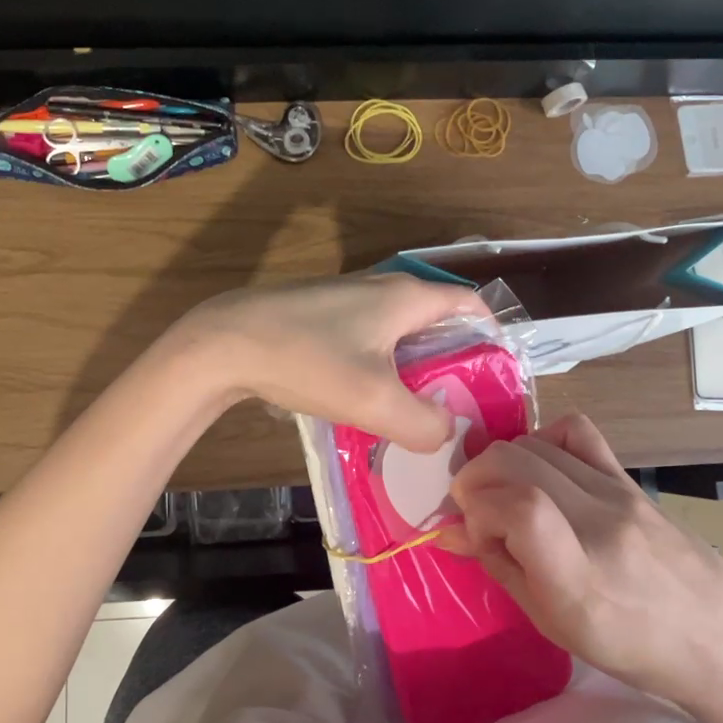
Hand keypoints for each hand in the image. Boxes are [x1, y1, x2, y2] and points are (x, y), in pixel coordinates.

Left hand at [171, 273, 487, 451]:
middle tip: (461, 410)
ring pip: (398, 335)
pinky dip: (380, 369)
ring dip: (413, 370)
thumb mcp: (374, 401)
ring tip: (418, 416)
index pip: (469, 304)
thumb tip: (447, 433)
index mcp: (405, 298)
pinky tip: (367, 404)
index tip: (498, 380)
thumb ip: (424, 423)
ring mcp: (345, 301)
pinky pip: (367, 342)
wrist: (224, 343)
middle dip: (454, 363)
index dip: (492, 337)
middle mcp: (381, 289)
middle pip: (436, 322)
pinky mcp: (318, 317)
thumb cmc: (306, 360)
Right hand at [442, 413, 722, 717]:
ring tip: (503, 494)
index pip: (518, 507)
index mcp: (579, 577)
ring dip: (502, 462)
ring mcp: (619, 494)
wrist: (720, 640)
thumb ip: (499, 566)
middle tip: (476, 510)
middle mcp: (600, 524)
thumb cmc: (631, 648)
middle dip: (476, 479)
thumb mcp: (553, 623)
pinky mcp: (629, 479)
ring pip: (536, 444)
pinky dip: (542, 439)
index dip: (479, 509)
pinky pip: (576, 432)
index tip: (476, 531)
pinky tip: (538, 467)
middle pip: (516, 461)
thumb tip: (449, 529)